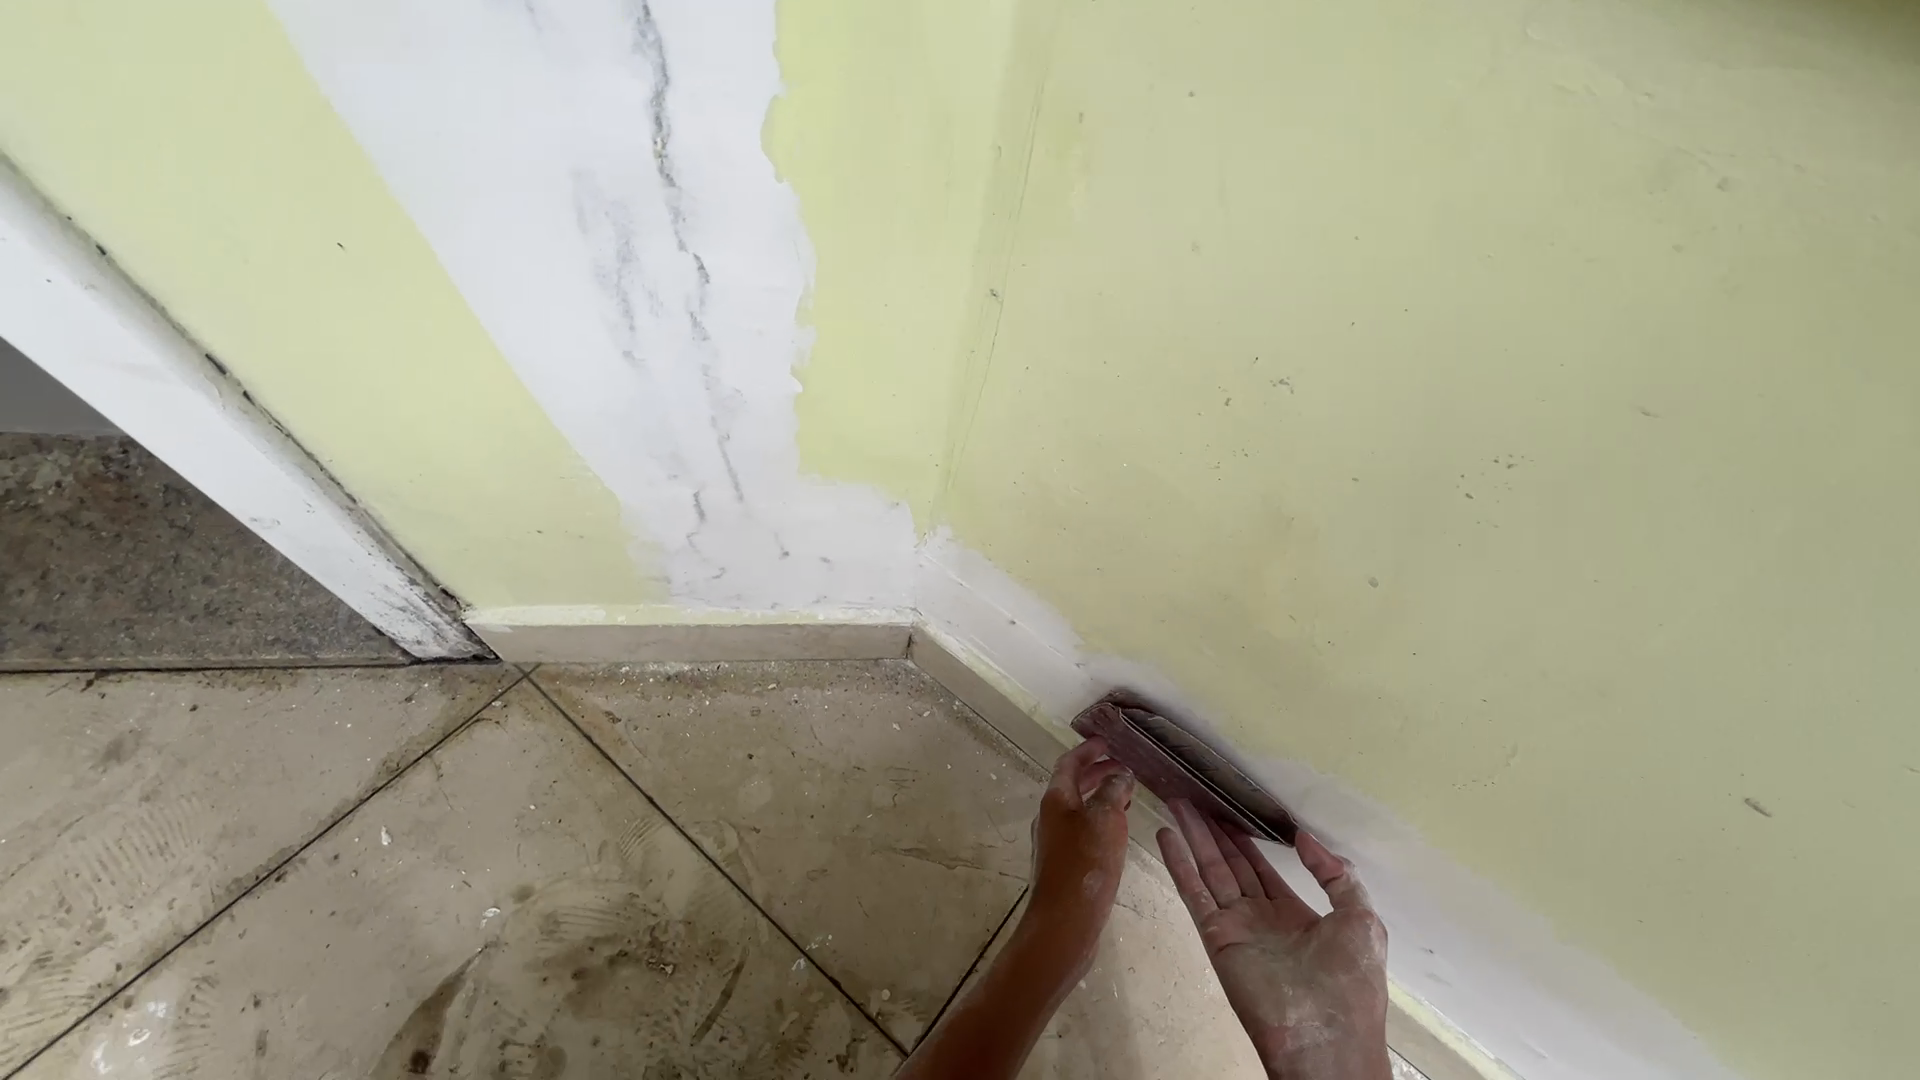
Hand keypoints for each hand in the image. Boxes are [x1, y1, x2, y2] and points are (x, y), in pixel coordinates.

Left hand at [895, 739, 1133, 1079]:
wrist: (1065, 921)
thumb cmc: (1085, 863)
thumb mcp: (1105, 819)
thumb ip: (1114, 791)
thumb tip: (1120, 774)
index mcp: (1056, 799)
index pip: (1069, 763)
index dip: (1088, 750)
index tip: (1108, 743)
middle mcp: (1051, 816)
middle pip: (1073, 784)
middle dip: (1098, 772)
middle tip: (1124, 767)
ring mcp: (1056, 841)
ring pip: (1080, 808)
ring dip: (1102, 797)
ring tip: (1128, 795)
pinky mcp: (1065, 864)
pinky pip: (1084, 830)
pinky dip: (1102, 821)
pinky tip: (1119, 832)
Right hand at [1157, 800, 1389, 1079]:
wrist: (1326, 1039)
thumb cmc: (1350, 984)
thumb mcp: (1361, 921)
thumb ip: (1336, 875)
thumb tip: (1303, 836)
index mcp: (1294, 915)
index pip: (1261, 867)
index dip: (1244, 838)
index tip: (1228, 809)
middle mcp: (1259, 916)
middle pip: (1229, 863)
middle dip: (1212, 830)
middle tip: (1193, 798)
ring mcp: (1235, 925)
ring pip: (1209, 869)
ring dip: (1192, 836)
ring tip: (1176, 803)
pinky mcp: (1215, 935)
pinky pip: (1194, 892)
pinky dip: (1178, 864)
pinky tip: (1167, 836)